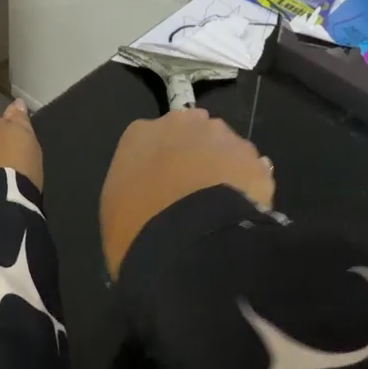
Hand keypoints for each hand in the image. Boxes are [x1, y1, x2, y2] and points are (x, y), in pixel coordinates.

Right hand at [99, 109, 274, 278]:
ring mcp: (222, 137)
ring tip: (220, 210)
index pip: (151, 140)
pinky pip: (251, 172)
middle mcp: (183, 122)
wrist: (186, 246)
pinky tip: (241, 216)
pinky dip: (249, 189)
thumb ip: (131, 189)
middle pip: (192, 135)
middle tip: (194, 195)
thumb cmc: (136, 232)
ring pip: (225, 149)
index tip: (163, 188)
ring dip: (224, 170)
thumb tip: (147, 196)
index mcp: (140, 134)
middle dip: (195, 157)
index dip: (160, 164)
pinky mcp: (253, 159)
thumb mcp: (114, 212)